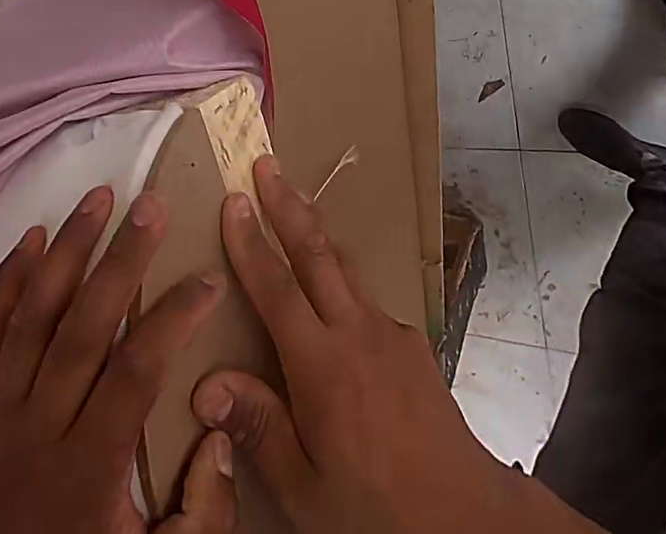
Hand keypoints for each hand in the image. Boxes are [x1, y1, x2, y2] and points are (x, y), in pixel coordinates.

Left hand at [0, 185, 235, 533]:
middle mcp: (34, 432)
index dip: (172, 320)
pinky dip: (5, 283)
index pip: (133, 374)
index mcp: (86, 467)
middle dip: (120, 262)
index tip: (210, 280)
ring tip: (99, 198)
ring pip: (29, 319)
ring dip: (65, 252)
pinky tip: (31, 239)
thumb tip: (221, 428)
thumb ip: (203, 506)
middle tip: (153, 205)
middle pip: (79, 331)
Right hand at [190, 157, 604, 533]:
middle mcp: (358, 331)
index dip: (251, 244)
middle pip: (318, 254)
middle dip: (289, 206)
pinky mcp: (411, 340)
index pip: (277, 291)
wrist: (459, 505)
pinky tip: (331, 306)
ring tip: (293, 209)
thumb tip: (206, 380)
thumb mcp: (303, 485)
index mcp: (323, 366)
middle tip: (267, 166)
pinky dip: (341, 285)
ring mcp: (390, 330)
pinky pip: (366, 302)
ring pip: (346, 269)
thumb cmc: (371, 503)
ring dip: (316, 235)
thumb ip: (259, 426)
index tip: (234, 200)